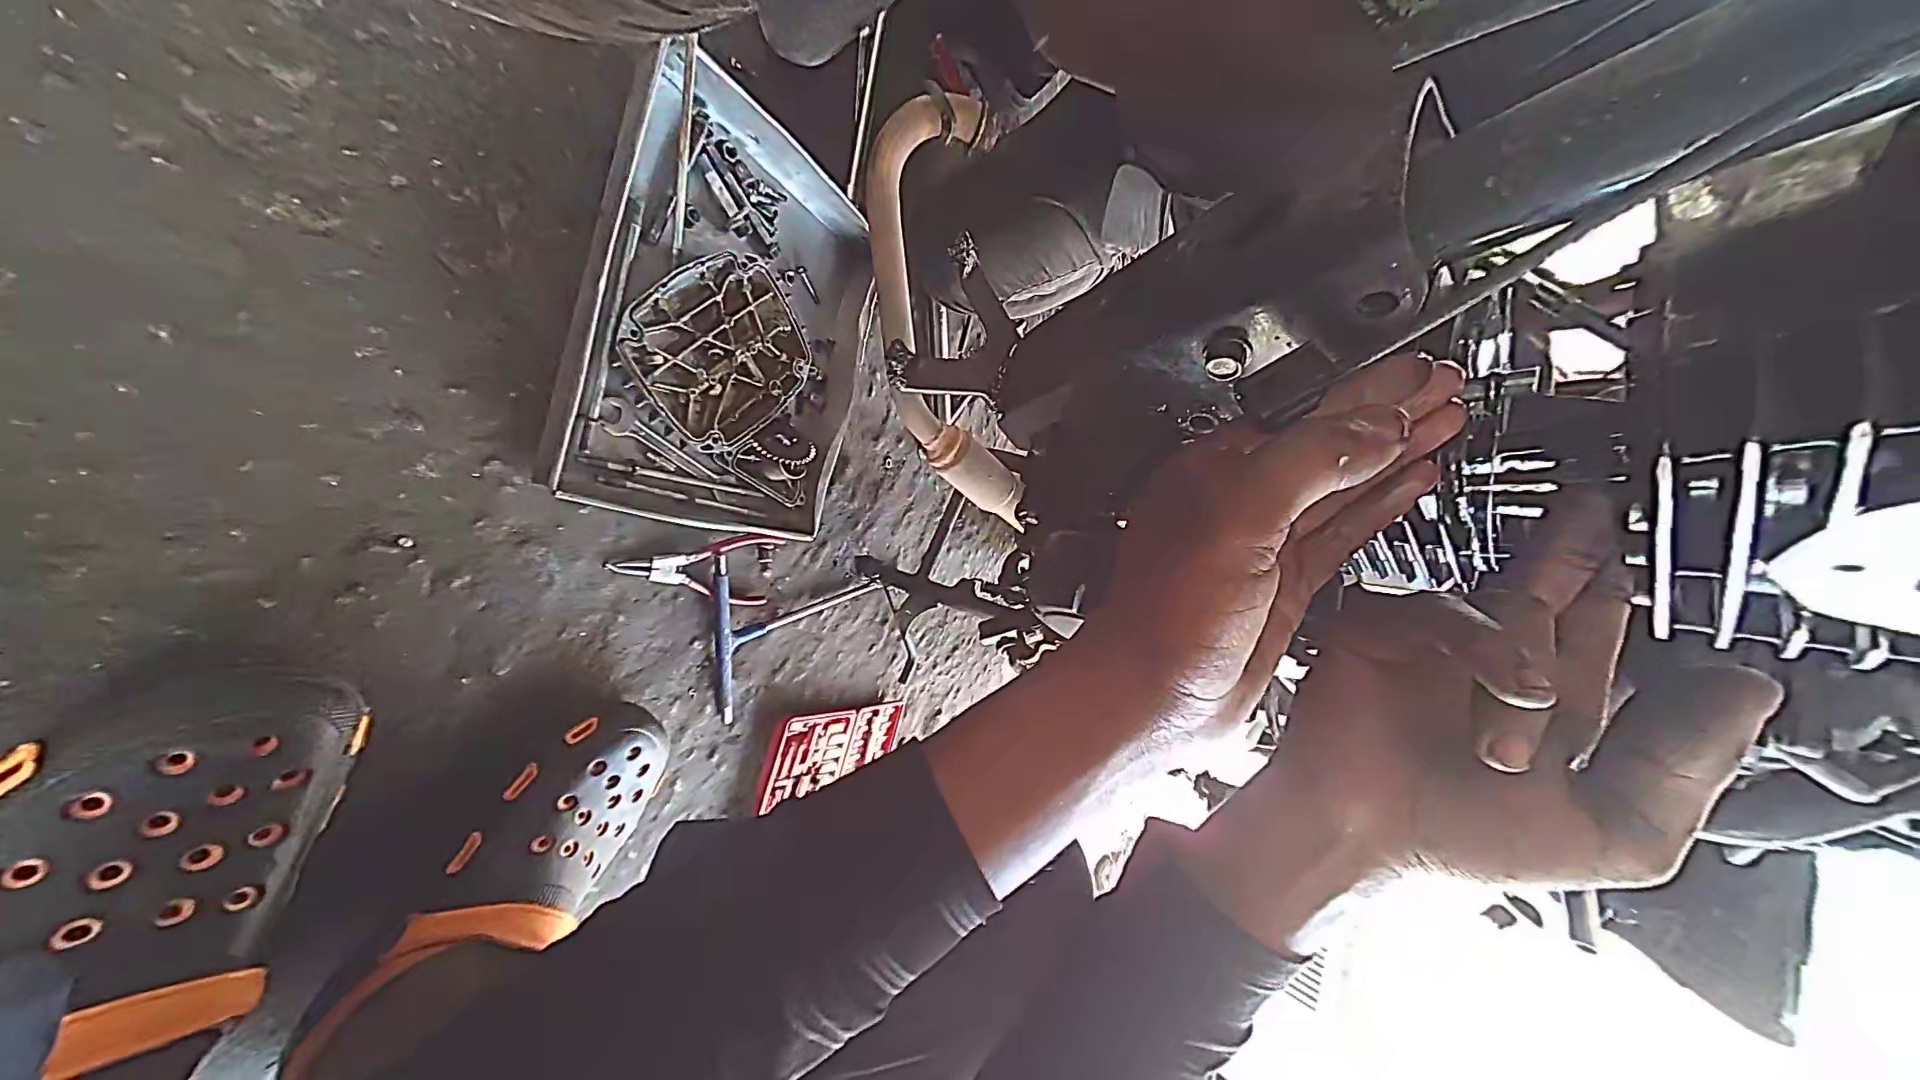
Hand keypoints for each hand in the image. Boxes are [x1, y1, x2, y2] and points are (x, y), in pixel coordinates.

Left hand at [1080, 354, 1466, 743]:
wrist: (1156, 694)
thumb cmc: (1166, 615)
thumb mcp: (1233, 522)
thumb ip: (1303, 466)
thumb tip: (1373, 426)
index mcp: (1218, 473)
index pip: (1306, 415)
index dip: (1368, 391)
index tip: (1418, 371)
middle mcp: (1243, 502)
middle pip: (1332, 443)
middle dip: (1391, 412)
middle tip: (1444, 384)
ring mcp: (1268, 543)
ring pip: (1343, 484)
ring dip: (1395, 452)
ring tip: (1442, 420)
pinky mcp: (1288, 582)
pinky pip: (1344, 529)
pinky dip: (1380, 503)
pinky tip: (1408, 481)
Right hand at [1174, 489, 1784, 950]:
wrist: (1361, 829)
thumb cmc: (1464, 838)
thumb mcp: (1613, 831)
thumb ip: (1683, 768)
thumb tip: (1746, 688)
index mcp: (1538, 701)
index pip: (1589, 629)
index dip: (1614, 589)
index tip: (1630, 552)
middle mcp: (1487, 664)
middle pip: (1541, 588)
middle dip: (1572, 550)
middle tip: (1589, 507)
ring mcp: (1431, 645)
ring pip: (1500, 602)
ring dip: (1539, 630)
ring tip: (1541, 688)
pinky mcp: (1380, 630)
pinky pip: (1441, 612)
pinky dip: (1484, 642)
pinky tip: (1515, 682)